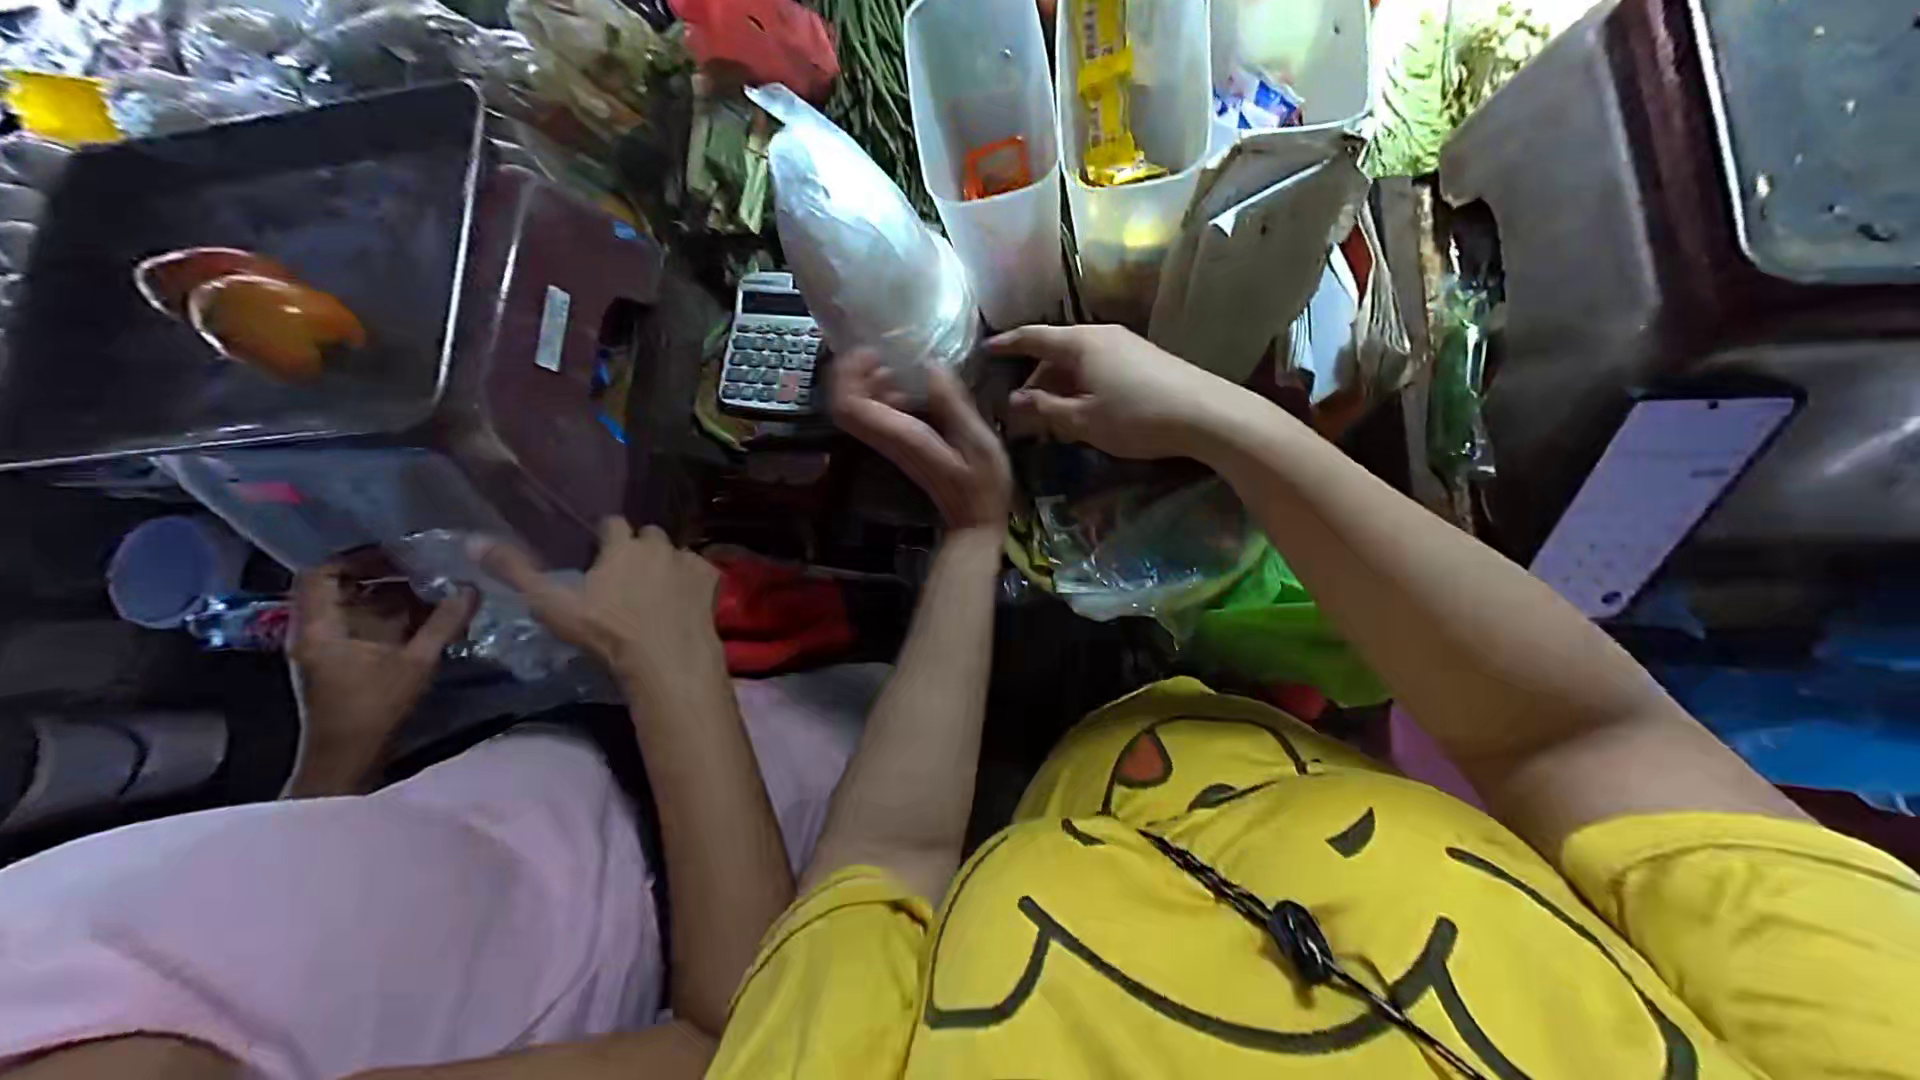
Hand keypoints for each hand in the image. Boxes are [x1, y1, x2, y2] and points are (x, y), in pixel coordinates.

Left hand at [285, 565, 474, 794]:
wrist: (347, 757)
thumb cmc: (373, 707)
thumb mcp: (416, 662)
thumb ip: (444, 624)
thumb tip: (471, 588)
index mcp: (319, 627)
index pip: (321, 574)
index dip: (356, 557)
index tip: (398, 552)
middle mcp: (315, 631)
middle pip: (338, 586)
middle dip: (380, 573)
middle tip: (422, 566)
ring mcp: (326, 647)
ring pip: (352, 605)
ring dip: (389, 594)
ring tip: (431, 586)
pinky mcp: (341, 659)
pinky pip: (362, 623)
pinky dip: (390, 613)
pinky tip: (425, 614)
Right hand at [475, 519, 724, 685]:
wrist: (666, 656)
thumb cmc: (607, 632)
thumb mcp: (552, 605)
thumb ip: (516, 572)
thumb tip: (473, 540)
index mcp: (622, 545)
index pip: (612, 523)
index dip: (605, 535)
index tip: (600, 550)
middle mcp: (658, 545)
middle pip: (648, 535)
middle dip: (639, 547)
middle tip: (629, 573)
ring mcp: (689, 560)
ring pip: (676, 551)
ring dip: (667, 562)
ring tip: (658, 588)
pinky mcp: (711, 579)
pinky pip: (702, 569)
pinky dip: (693, 579)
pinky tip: (685, 598)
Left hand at [830, 350, 1011, 531]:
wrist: (974, 519)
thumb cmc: (982, 484)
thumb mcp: (978, 441)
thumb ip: (953, 404)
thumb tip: (932, 366)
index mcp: (902, 435)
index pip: (851, 405)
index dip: (849, 374)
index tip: (871, 351)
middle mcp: (887, 439)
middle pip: (844, 405)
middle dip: (851, 372)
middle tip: (877, 350)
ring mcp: (889, 443)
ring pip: (856, 409)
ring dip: (864, 380)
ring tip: (891, 361)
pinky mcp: (898, 444)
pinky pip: (874, 414)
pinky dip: (880, 393)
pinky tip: (905, 384)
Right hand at [991, 324, 1263, 460]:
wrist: (1206, 414)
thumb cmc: (1136, 417)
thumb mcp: (1082, 420)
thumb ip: (1044, 409)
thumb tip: (1014, 401)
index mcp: (1079, 343)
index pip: (1032, 336)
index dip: (1007, 344)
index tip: (986, 350)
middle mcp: (1100, 334)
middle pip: (1055, 350)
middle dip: (1034, 376)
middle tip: (1020, 406)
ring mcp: (1124, 343)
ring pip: (1077, 359)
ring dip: (1058, 383)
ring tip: (1050, 414)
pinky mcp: (1142, 357)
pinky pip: (1097, 364)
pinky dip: (1080, 382)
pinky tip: (1082, 408)